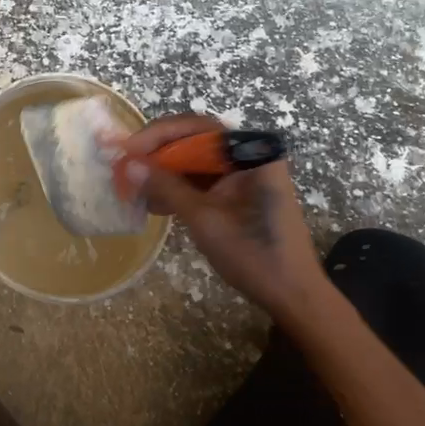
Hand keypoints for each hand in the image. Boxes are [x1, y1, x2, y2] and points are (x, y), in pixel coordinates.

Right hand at [119, 115, 325, 319]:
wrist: (295, 298)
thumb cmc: (254, 254)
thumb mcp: (204, 219)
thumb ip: (167, 187)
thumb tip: (130, 164)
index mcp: (251, 151)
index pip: (196, 127)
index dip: (158, 134)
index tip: (129, 149)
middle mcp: (250, 154)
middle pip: (194, 140)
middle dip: (158, 153)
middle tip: (128, 166)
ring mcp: (246, 174)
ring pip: (196, 160)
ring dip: (166, 172)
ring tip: (137, 188)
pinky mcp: (241, 192)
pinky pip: (204, 179)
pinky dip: (180, 187)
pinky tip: (157, 203)